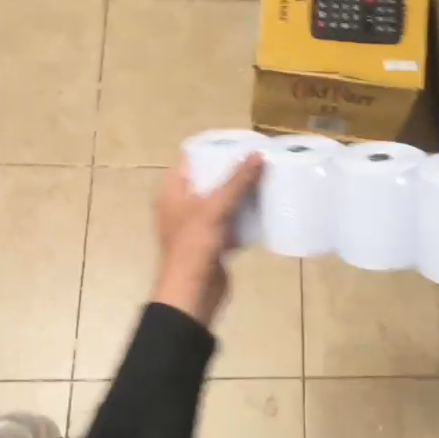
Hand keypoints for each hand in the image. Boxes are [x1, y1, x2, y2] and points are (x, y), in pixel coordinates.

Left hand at [151, 152, 262, 325]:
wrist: (192, 294)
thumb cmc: (194, 245)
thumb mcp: (215, 207)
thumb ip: (237, 180)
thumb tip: (257, 154)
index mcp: (172, 192)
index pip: (190, 159)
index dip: (213, 149)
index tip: (240, 142)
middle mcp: (181, 205)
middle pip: (209, 180)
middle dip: (233, 172)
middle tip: (260, 160)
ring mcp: (196, 226)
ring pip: (221, 203)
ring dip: (241, 195)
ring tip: (267, 179)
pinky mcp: (212, 243)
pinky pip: (230, 224)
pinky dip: (244, 218)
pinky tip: (265, 209)